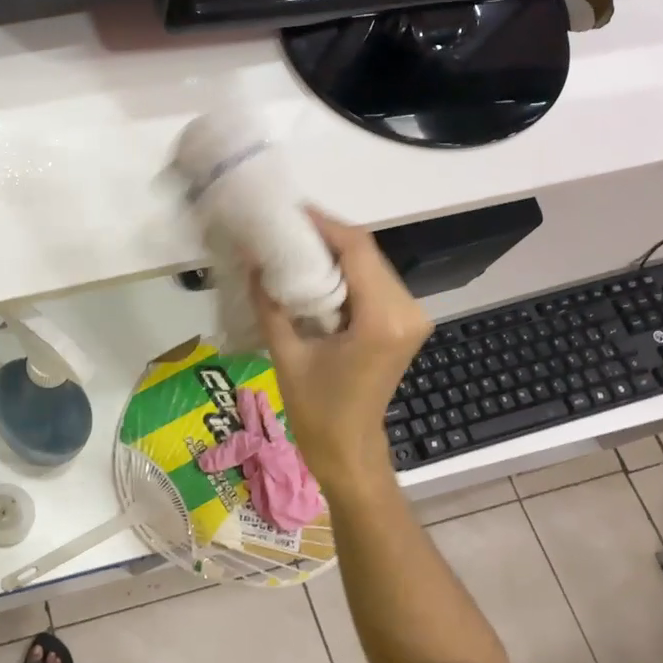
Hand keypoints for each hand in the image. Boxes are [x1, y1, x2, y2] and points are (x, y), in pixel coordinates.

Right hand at [250, 208, 430, 496]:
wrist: (349, 450)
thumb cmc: (317, 411)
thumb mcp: (286, 355)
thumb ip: (271, 304)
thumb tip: (252, 260)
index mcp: (381, 319)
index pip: (357, 250)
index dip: (322, 224)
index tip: (287, 211)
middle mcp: (407, 310)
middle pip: (366, 252)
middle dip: (323, 235)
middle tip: (281, 228)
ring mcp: (410, 316)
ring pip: (370, 265)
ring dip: (332, 253)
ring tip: (290, 246)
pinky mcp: (402, 323)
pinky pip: (372, 283)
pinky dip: (342, 273)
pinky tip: (311, 273)